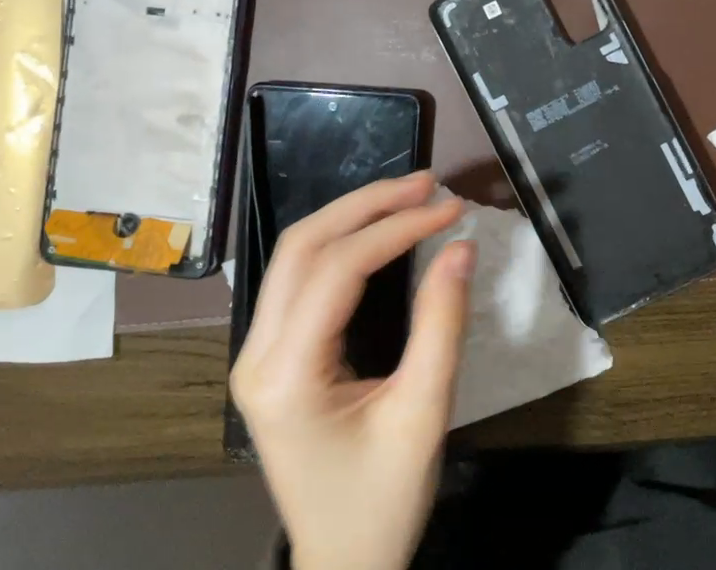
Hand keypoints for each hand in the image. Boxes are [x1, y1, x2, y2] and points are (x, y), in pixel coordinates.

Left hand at [231, 172, 473, 569]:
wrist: (343, 564)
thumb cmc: (383, 501)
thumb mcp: (423, 414)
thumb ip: (442, 325)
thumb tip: (462, 247)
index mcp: (285, 375)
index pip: (337, 270)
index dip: (396, 228)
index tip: (450, 208)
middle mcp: (255, 355)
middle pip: (302, 248)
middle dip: (367, 205)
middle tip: (428, 184)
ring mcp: (254, 356)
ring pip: (295, 257)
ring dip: (352, 218)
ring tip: (409, 196)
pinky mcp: (271, 358)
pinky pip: (299, 281)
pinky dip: (342, 245)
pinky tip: (380, 232)